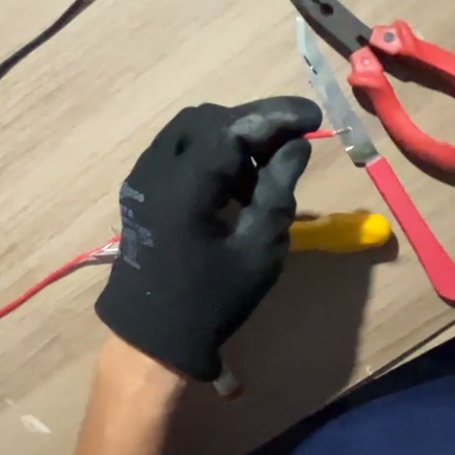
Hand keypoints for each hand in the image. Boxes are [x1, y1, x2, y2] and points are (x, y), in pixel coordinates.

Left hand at [95, 97, 321, 380]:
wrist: (151, 338)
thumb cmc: (211, 300)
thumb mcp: (258, 251)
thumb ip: (277, 191)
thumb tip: (295, 146)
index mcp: (184, 186)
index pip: (232, 128)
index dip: (275, 116)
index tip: (312, 117)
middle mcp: (156, 170)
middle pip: (207, 120)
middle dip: (252, 124)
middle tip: (290, 142)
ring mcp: (143, 179)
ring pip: (190, 133)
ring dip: (231, 140)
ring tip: (265, 172)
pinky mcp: (141, 191)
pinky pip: (178, 153)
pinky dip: (211, 156)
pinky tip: (235, 187)